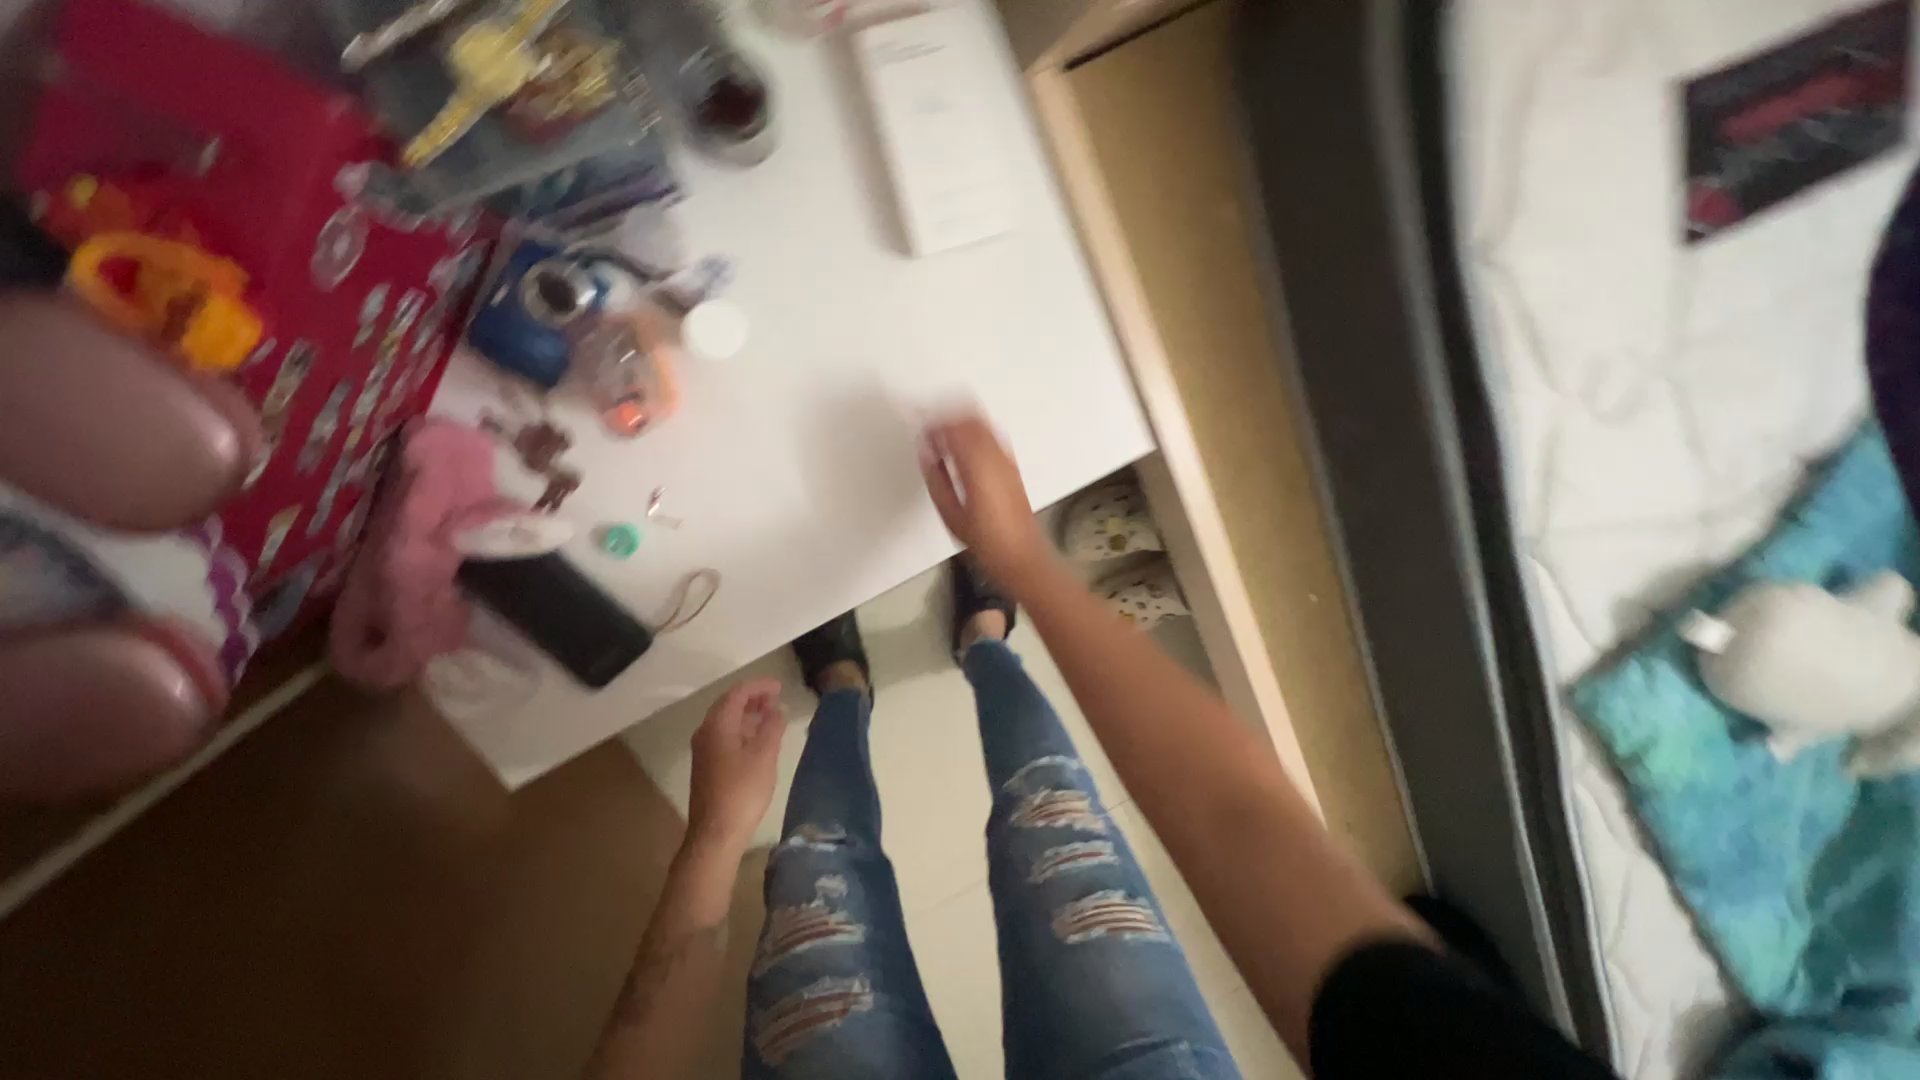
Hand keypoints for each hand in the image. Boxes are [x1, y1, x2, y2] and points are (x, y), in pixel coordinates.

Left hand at [686, 678, 787, 851]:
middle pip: (729, 705)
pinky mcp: (707, 766)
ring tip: (772, 715)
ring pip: (727, 722)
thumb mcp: (764, 755)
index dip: (759, 686)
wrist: (716, 833)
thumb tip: (777, 708)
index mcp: (717, 725)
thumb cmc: (742, 791)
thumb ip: (772, 726)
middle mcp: (705, 733)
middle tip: (777, 698)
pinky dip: (743, 730)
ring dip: (748, 714)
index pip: (737, 693)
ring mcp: (704, 751)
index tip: (780, 686)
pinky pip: (725, 736)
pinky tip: (759, 739)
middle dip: (753, 698)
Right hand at [921, 410, 1054, 592]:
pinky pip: (991, 434)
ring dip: (959, 419)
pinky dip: (973, 429)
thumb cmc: (988, 541)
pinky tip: (962, 441)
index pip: (950, 426)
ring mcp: (1007, 459)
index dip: (930, 419)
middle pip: (968, 416)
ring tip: (941, 428)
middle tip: (926, 420)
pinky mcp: (1012, 465)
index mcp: (976, 464)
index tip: (916, 419)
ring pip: (981, 422)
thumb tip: (927, 455)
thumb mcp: (950, 513)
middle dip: (944, 413)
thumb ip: (936, 478)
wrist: (1021, 553)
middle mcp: (995, 456)